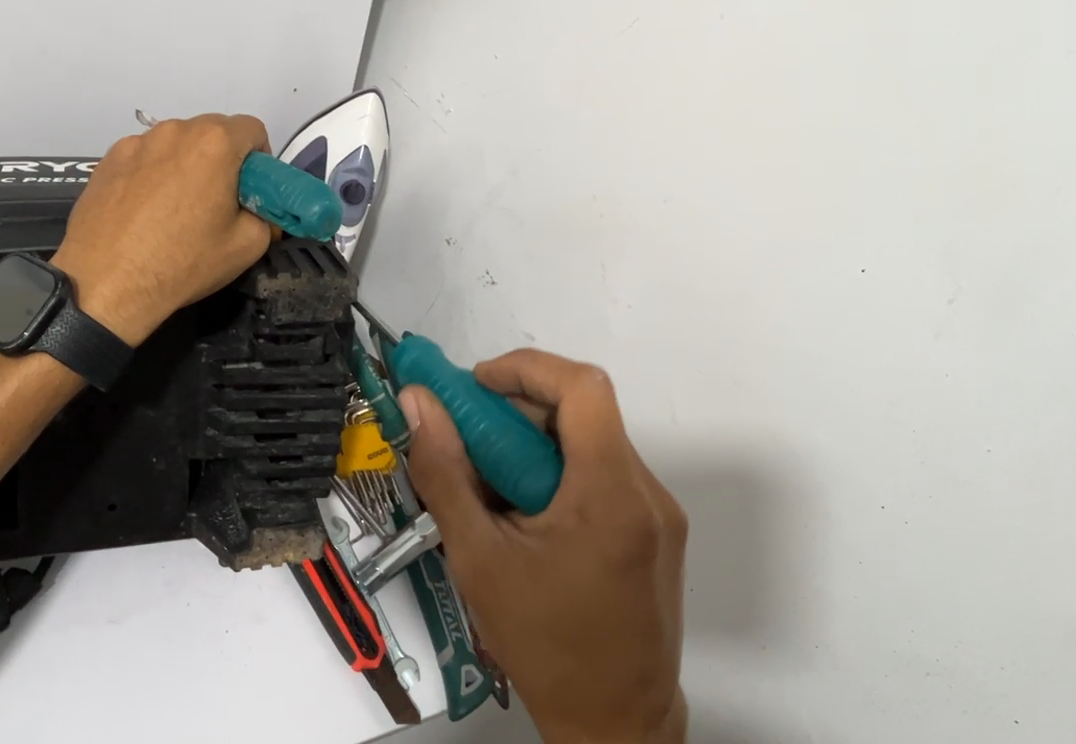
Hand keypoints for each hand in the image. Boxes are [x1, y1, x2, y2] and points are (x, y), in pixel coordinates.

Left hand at [51, 114, 274, 345]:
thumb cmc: (182, 263)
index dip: (259, 160)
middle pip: (212, 132)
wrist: (106, 284)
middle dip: (222, 160)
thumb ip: (267, 217)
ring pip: (176, 144)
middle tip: (216, 203)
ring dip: (185, 165)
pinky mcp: (107, 159)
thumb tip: (260, 212)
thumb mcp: (247, 246)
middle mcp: (175, 130)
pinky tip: (143, 211)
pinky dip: (152, 174)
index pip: (253, 129)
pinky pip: (144, 157)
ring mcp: (136, 142)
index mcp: (215, 143)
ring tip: (174, 210)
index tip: (250, 191)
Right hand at [399, 349, 687, 743]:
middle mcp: (646, 493)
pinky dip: (555, 473)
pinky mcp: (655, 534)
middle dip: (517, 411)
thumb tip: (417, 402)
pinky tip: (521, 515)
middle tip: (465, 436)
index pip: (583, 388)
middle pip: (583, 413)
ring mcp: (657, 515)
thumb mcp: (477, 557)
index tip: (475, 386)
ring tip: (486, 486)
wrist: (615, 727)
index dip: (526, 368)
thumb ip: (443, 473)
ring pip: (590, 443)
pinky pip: (601, 475)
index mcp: (610, 494)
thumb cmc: (543, 644)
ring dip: (533, 444)